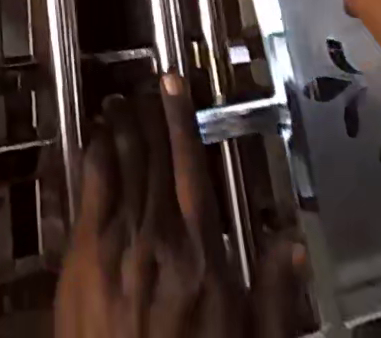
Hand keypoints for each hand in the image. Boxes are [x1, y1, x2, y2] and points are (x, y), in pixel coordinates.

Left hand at [55, 75, 301, 337]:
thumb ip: (274, 295)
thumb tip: (294, 245)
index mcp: (203, 253)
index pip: (190, 166)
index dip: (179, 119)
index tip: (172, 84)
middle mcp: (161, 234)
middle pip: (153, 156)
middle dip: (147, 116)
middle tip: (141, 87)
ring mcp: (120, 240)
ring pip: (123, 162)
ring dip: (120, 126)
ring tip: (118, 101)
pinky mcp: (86, 251)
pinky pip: (92, 186)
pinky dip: (95, 153)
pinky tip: (96, 135)